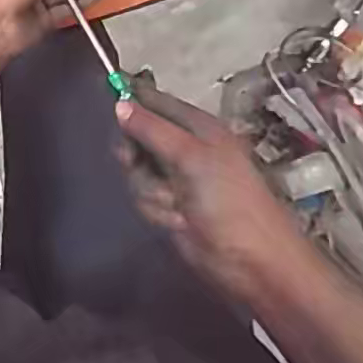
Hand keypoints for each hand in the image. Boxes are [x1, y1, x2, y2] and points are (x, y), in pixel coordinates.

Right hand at [114, 81, 310, 292]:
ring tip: (173, 203)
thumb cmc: (228, 200)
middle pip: (137, 136)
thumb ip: (152, 129)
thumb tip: (118, 104)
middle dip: (135, 154)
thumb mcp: (190, 156)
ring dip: (150, 188)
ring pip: (136, 170)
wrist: (251, 261)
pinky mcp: (169, 205)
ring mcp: (175, 178)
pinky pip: (143, 196)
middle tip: (131, 161)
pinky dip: (156, 209)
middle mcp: (184, 147)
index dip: (131, 101)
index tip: (111, 107)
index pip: (155, 101)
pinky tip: (176, 220)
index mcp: (197, 127)